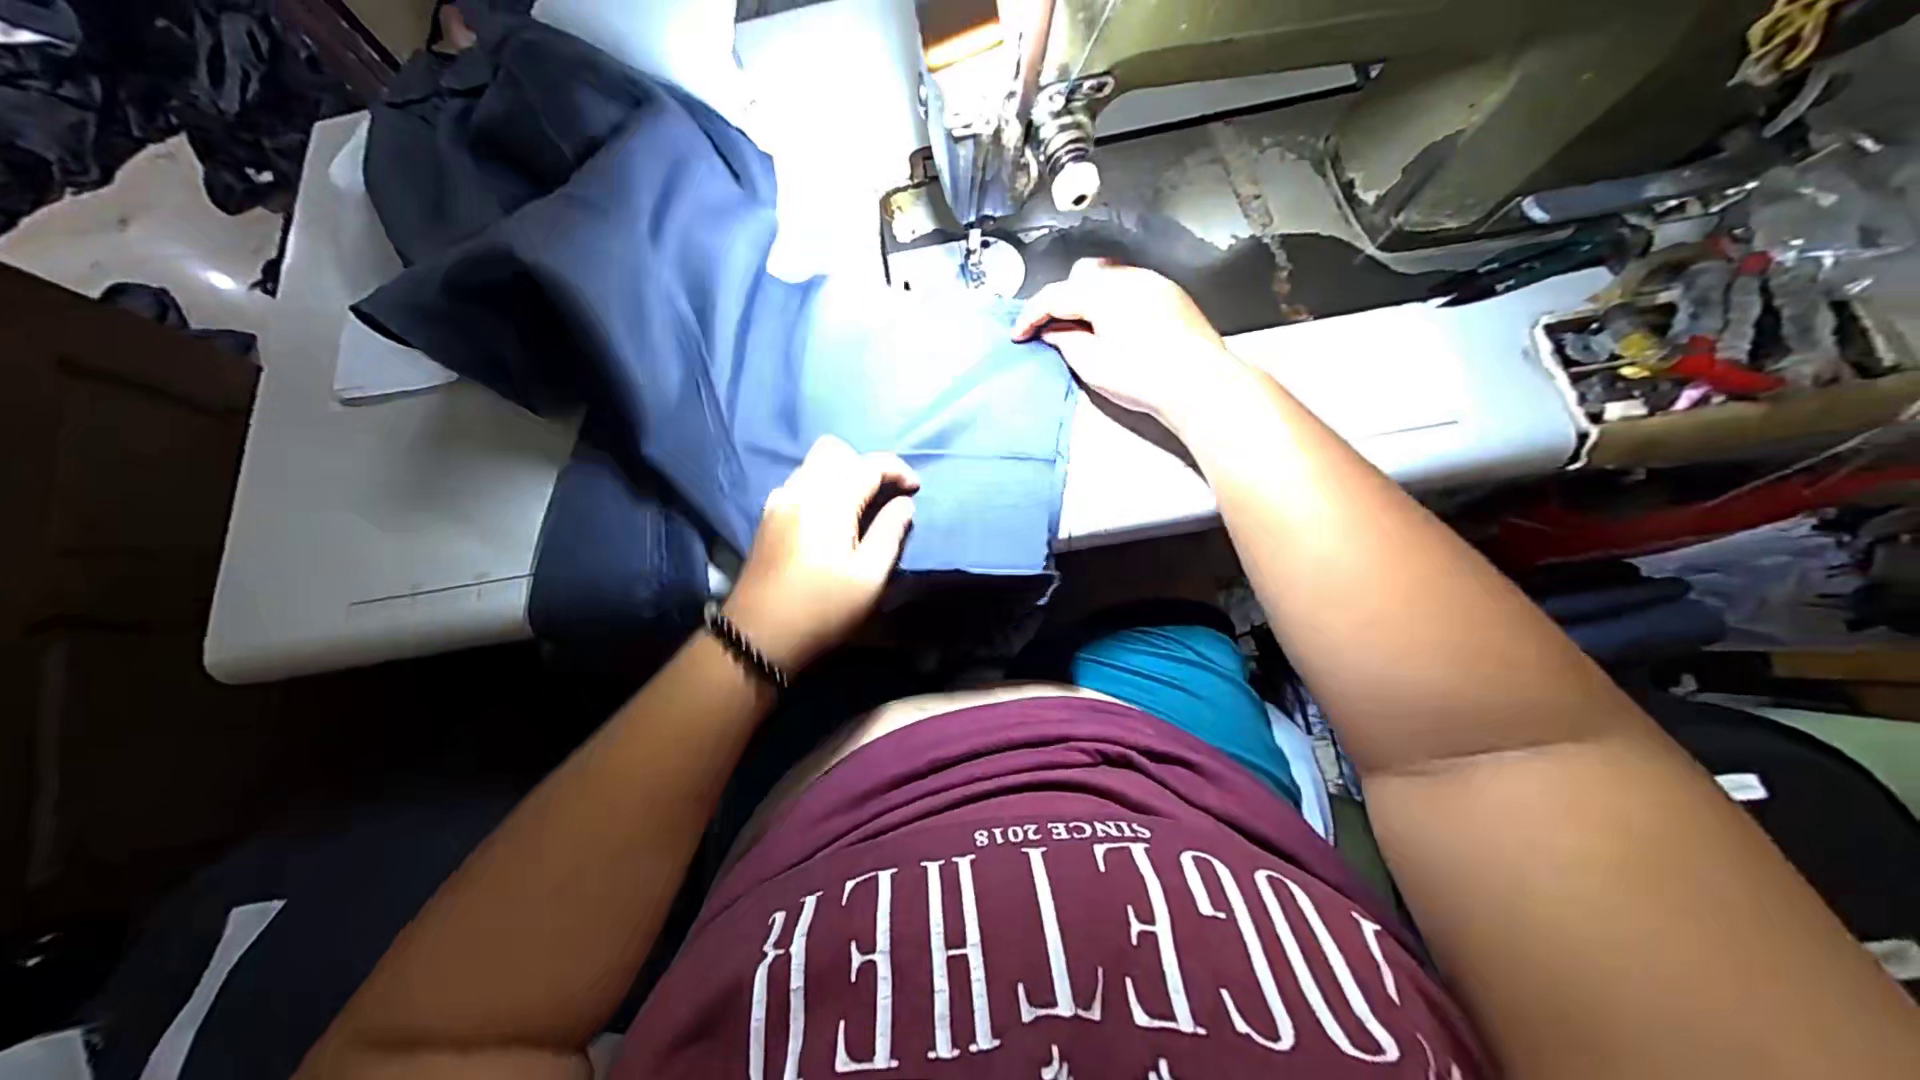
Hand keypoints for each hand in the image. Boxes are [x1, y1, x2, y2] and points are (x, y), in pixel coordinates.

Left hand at [721, 436, 918, 671]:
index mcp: (829, 502)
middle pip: (834, 450)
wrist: (758, 635)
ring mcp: (779, 502)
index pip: (868, 464)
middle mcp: (801, 491)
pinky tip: (831, 518)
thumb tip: (904, 504)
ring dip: (842, 473)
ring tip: (861, 506)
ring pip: (813, 463)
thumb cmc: (822, 609)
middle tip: (884, 494)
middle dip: (865, 463)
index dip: (898, 469)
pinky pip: (799, 482)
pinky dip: (822, 486)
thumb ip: (890, 533)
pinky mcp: (768, 517)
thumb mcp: (869, 578)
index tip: (915, 489)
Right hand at [1013, 259, 1251, 430]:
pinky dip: (1113, 301)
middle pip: (1081, 276)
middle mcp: (1129, 277)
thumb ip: (1066, 341)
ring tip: (1083, 330)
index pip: (1055, 295)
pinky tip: (1113, 328)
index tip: (1019, 334)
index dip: (1032, 315)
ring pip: (1108, 277)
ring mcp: (1153, 283)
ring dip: (1088, 298)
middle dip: (1062, 299)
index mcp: (1104, 291)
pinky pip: (1131, 287)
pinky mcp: (1171, 295)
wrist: (1200, 384)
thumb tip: (1054, 332)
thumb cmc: (1145, 377)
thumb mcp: (1092, 364)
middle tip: (1052, 328)